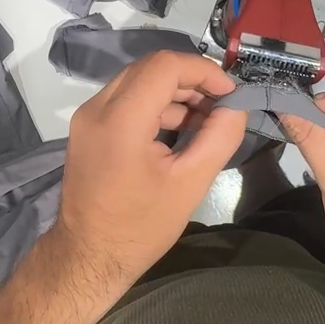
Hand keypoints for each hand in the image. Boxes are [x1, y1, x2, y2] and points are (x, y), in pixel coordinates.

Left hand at [46, 50, 247, 298]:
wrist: (88, 257)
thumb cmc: (140, 227)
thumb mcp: (190, 184)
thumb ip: (219, 137)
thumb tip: (236, 106)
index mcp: (120, 120)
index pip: (164, 66)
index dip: (202, 70)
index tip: (230, 92)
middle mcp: (97, 107)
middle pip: (151, 67)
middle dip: (191, 78)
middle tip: (222, 104)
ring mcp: (88, 115)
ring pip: (138, 79)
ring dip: (175, 91)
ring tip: (207, 119)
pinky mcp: (88, 125)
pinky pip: (126, 97)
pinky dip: (156, 102)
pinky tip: (181, 127)